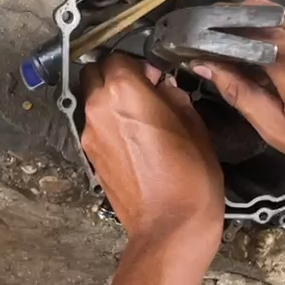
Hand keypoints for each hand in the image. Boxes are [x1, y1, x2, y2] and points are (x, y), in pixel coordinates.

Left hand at [80, 53, 223, 252]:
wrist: (169, 227)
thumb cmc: (188, 179)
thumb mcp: (194, 126)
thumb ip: (174, 97)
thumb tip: (165, 88)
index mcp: (123, 92)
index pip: (118, 57)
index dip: (139, 64)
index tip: (156, 77)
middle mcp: (98, 108)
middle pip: (95, 74)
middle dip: (116, 75)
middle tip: (143, 89)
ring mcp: (90, 135)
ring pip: (92, 101)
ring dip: (110, 100)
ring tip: (141, 116)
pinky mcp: (90, 157)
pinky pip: (95, 127)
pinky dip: (109, 123)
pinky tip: (134, 139)